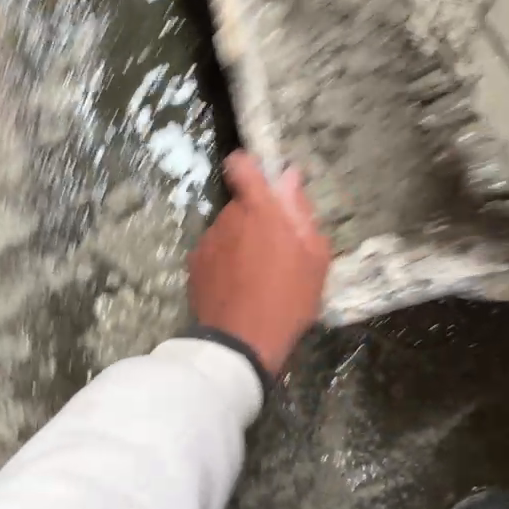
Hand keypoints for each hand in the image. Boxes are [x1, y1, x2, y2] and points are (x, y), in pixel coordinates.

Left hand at [188, 151, 330, 375]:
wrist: (242, 343)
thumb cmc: (288, 299)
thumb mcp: (314, 258)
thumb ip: (301, 212)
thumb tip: (290, 179)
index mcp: (260, 209)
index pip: (244, 166)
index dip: (250, 166)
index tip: (262, 180)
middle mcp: (228, 216)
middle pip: (241, 204)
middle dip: (256, 218)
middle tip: (276, 249)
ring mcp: (207, 240)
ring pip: (227, 229)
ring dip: (240, 241)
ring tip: (257, 275)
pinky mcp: (193, 264)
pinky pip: (214, 251)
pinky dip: (224, 261)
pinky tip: (237, 286)